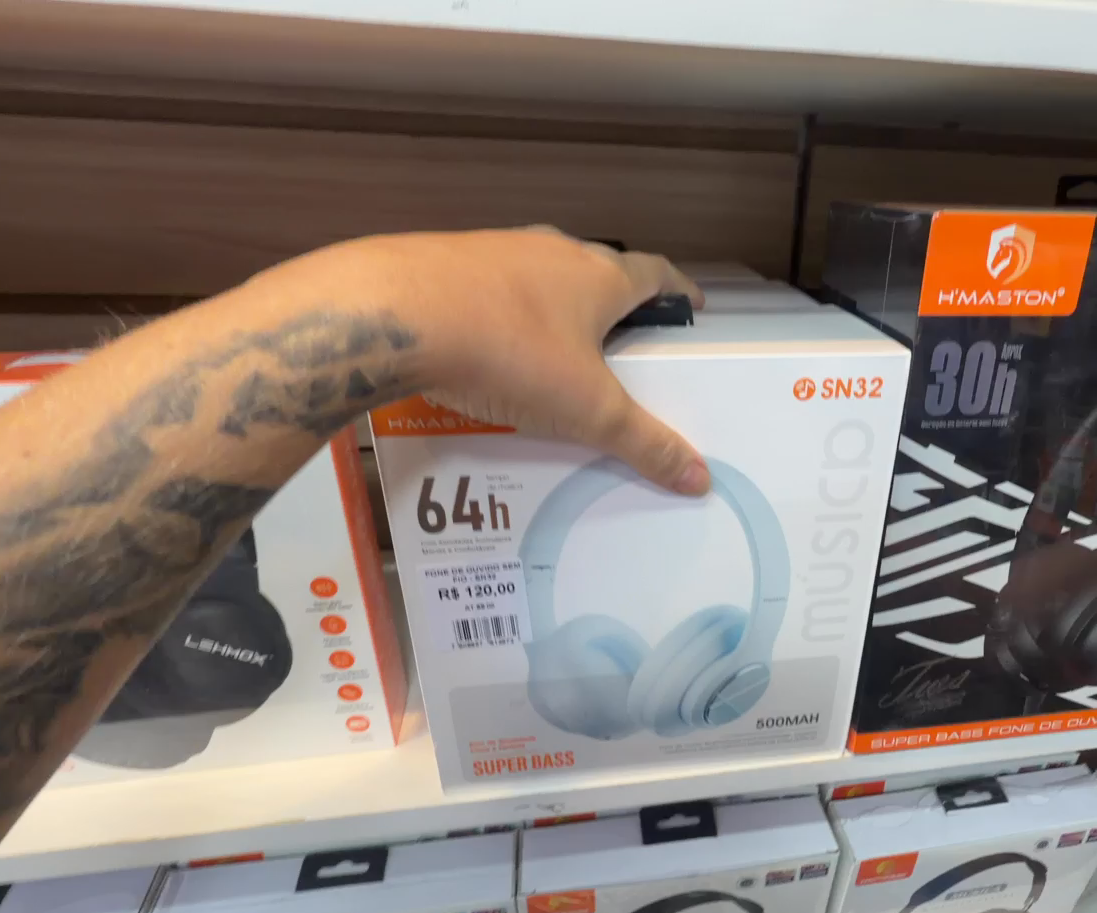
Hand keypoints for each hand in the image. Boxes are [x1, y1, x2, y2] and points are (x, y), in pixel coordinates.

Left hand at [269, 227, 709, 493]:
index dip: (678, 289)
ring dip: (559, 303)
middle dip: (617, 301)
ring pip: (543, 274)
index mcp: (598, 277)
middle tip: (625, 337)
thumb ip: (644, 443)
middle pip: (599, 269)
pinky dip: (507, 311)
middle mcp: (553, 251)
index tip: (692, 304)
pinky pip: (493, 286)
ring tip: (559, 346)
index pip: (655, 273)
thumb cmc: (511, 353)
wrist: (396, 314)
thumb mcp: (587, 410)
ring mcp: (497, 249)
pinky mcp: (447, 259)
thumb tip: (701, 480)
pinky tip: (494, 345)